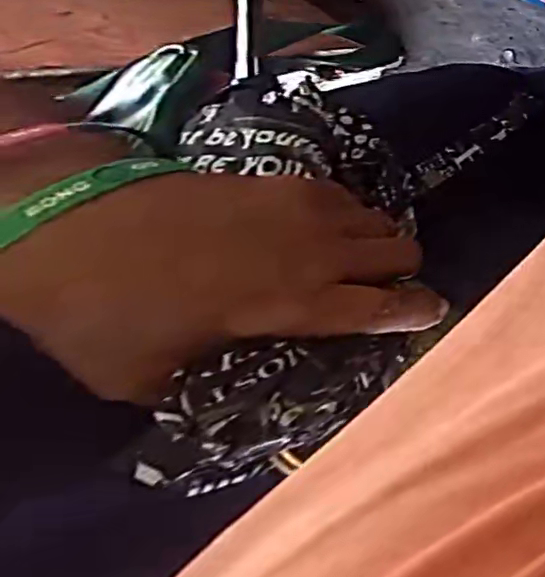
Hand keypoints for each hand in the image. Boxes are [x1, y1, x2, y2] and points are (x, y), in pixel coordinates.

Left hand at [0, 169, 445, 403]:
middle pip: (405, 254)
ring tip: (347, 257)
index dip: (419, 311)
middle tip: (376, 285)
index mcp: (293, 302)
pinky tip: (316, 232)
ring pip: (386, 225)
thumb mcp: (145, 374)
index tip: (434, 312)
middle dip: (401, 272)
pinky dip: (350, 220)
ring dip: (376, 244)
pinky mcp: (302, 184)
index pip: (385, 306)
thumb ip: (211, 381)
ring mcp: (316, 212)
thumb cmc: (108, 311)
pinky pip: (356, 202)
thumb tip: (242, 392)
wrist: (78, 227)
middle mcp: (322, 253)